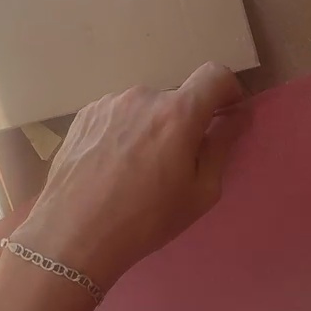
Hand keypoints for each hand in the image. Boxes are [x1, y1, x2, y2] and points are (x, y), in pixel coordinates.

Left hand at [11, 63, 246, 289]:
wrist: (73, 235)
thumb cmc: (145, 220)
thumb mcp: (200, 193)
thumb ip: (222, 146)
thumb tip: (237, 116)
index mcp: (178, 113)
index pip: (215, 75)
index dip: (228, 90)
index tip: (226, 114)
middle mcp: (143, 96)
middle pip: (176, 100)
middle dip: (183, 124)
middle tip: (172, 166)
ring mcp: (108, 103)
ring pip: (144, 109)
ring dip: (149, 129)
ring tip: (135, 171)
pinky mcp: (83, 115)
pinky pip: (116, 116)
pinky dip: (123, 133)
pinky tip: (110, 167)